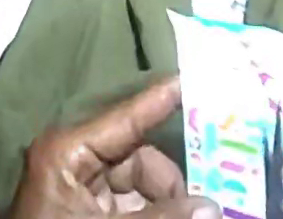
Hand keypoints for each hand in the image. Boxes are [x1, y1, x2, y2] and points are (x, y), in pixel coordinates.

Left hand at [8, 77, 218, 218]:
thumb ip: (160, 217)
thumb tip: (213, 208)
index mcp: (68, 151)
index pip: (128, 116)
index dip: (163, 98)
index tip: (195, 77)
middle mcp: (76, 162)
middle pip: (139, 158)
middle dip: (173, 182)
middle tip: (209, 200)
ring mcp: (79, 193)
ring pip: (139, 186)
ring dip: (167, 203)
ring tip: (198, 213)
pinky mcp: (85, 216)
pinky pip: (131, 208)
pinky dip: (154, 214)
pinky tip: (178, 217)